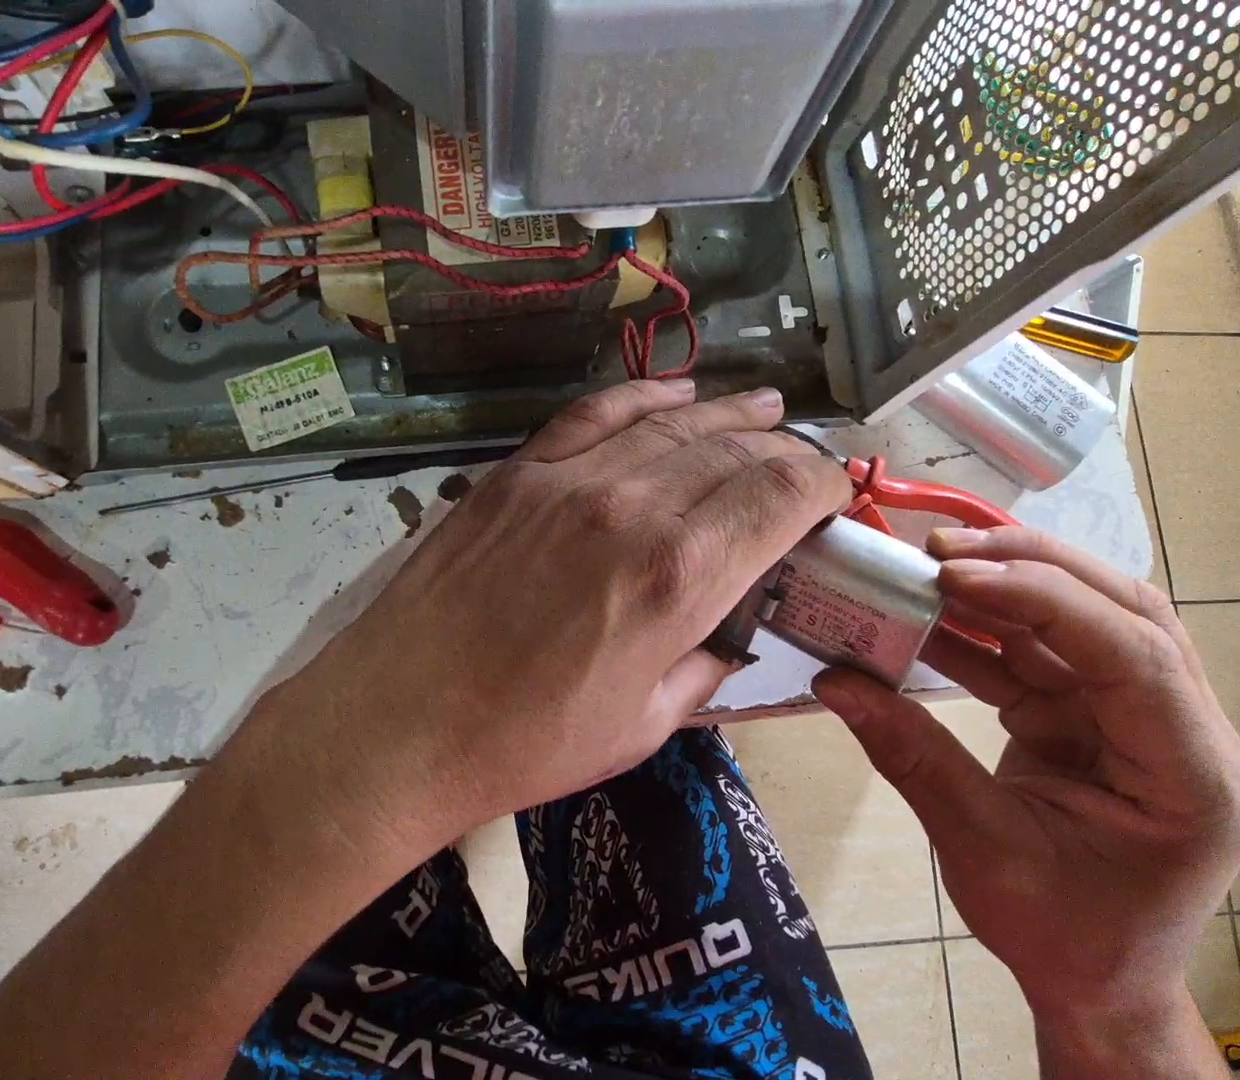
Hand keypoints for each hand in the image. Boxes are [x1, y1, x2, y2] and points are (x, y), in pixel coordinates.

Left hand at [251, 380, 852, 851]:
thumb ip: (703, 662)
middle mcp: (631, 507)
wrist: (401, 722)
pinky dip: (643, 397)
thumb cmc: (525, 743)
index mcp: (677, 577)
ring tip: (767, 410)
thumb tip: (732, 626)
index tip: (839, 491)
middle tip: (804, 464)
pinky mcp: (516, 474)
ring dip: (729, 415)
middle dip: (784, 453)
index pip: (779, 498)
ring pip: (672, 424)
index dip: (823, 485)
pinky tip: (679, 393)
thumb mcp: (642, 726)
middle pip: (734, 454)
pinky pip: (593, 415)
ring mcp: (566, 479)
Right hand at [810, 527, 1239, 1073]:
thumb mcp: (980, 849)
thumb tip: (834, 678)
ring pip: (1088, 621)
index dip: (1046, 602)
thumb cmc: (1057, 933)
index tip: (953, 576)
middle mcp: (1188, 734)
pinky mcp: (1098, 719)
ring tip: (930, 566)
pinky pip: (1046, 655)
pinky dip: (987, 631)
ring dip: (1008, 588)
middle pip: (1126, 614)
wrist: (1094, 979)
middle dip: (1033, 569)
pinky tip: (930, 615)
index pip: (1137, 655)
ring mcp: (1144, 722)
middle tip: (941, 551)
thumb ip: (911, 754)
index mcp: (1195, 777)